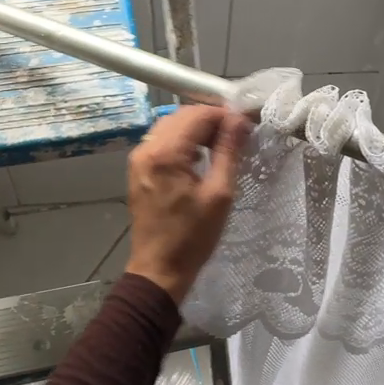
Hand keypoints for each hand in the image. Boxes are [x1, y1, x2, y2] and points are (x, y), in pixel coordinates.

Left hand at [125, 105, 251, 302]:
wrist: (159, 270)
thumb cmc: (193, 237)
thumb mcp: (220, 194)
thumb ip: (229, 151)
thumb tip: (240, 121)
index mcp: (165, 153)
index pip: (197, 115)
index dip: (224, 115)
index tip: (246, 126)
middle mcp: (146, 149)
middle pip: (181, 116)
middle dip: (210, 120)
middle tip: (236, 135)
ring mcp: (138, 159)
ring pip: (170, 127)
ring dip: (196, 129)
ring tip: (221, 145)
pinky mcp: (138, 170)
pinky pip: (161, 142)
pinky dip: (182, 142)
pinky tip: (199, 157)